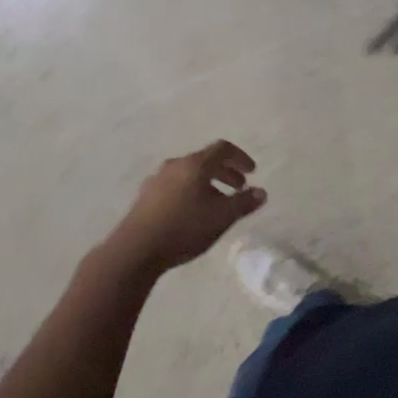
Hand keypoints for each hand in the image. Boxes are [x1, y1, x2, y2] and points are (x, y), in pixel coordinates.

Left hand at [104, 140, 266, 273]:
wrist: (136, 249)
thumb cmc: (185, 228)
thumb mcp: (222, 217)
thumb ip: (244, 203)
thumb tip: (261, 192)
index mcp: (195, 164)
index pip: (222, 149)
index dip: (240, 158)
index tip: (252, 172)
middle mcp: (175, 165)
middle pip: (205, 160)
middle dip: (226, 172)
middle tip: (239, 188)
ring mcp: (157, 180)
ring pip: (189, 174)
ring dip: (208, 184)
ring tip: (218, 204)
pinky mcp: (146, 196)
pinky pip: (175, 186)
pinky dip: (191, 192)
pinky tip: (192, 213)